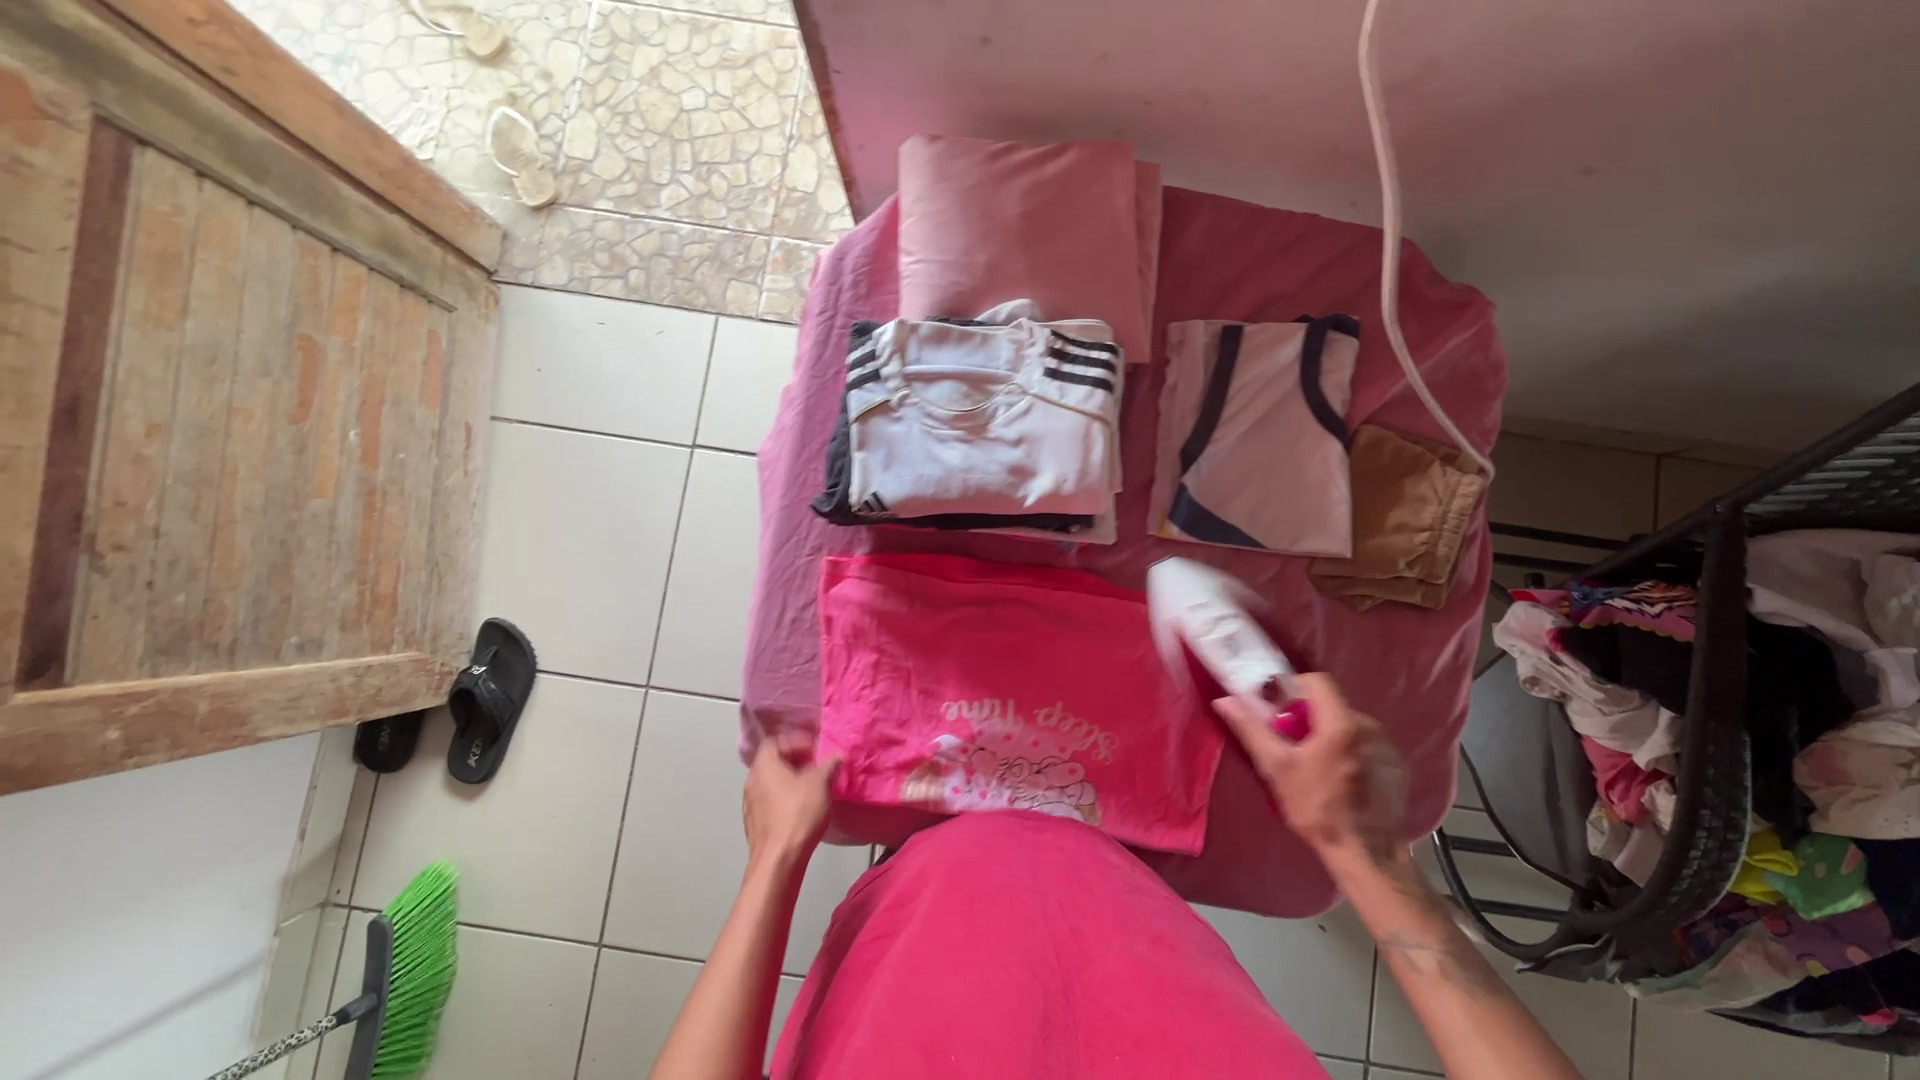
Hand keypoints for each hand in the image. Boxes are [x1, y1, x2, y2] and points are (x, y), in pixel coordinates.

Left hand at [743, 736, 840, 866]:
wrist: (779, 858)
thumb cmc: (798, 813)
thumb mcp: (821, 784)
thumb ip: (829, 765)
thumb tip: (836, 757)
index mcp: (764, 765)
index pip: (775, 741)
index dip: (796, 742)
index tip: (815, 751)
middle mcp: (751, 780)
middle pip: (772, 762)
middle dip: (796, 762)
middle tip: (817, 769)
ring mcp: (749, 803)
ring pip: (771, 783)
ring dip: (790, 782)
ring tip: (812, 790)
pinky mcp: (753, 823)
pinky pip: (769, 802)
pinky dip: (784, 799)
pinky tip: (800, 810)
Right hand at [1211, 673, 1407, 865]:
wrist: (1366, 853)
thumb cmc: (1316, 808)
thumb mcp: (1277, 768)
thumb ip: (1252, 729)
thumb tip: (1225, 700)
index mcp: (1342, 722)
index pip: (1317, 681)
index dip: (1293, 689)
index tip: (1279, 712)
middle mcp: (1370, 727)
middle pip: (1332, 706)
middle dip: (1309, 718)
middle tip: (1292, 746)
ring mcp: (1388, 747)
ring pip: (1349, 726)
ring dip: (1330, 736)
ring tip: (1317, 767)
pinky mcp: (1398, 766)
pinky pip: (1367, 745)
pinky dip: (1351, 752)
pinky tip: (1342, 780)